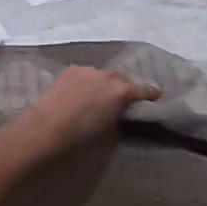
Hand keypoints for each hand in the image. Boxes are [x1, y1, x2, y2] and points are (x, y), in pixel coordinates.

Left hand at [24, 67, 161, 149]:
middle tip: (128, 95)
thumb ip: (119, 116)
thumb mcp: (110, 130)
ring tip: (104, 92)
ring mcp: (88, 71)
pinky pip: (86, 75)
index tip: (157, 94)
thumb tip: (120, 111)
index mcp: (121, 91)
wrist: (49, 126)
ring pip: (103, 75)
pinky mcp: (71, 71)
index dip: (151, 93)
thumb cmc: (82, 135)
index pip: (143, 90)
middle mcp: (107, 76)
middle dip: (127, 86)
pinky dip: (89, 81)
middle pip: (123, 78)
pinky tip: (85, 89)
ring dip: (106, 82)